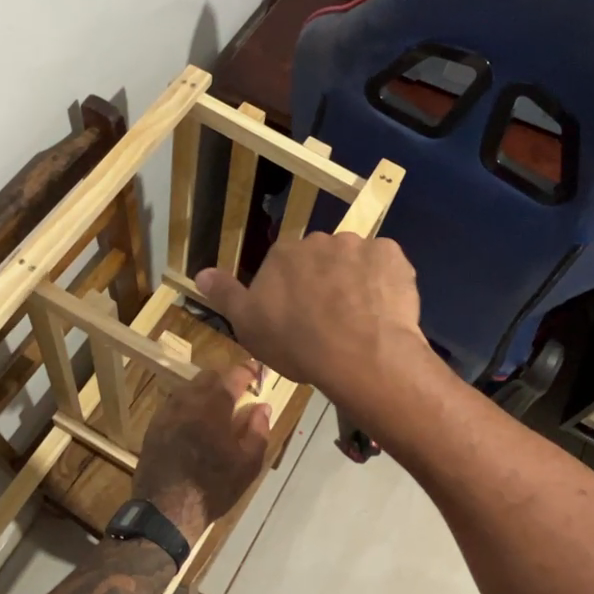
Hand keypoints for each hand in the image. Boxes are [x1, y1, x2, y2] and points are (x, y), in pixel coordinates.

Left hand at [132, 364, 271, 542]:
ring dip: (205, 393)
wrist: (167, 511)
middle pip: (208, 377)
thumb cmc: (213, 487)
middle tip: (239, 394)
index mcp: (213, 406)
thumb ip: (258, 430)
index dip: (248, 371)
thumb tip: (261, 407)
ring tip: (218, 410)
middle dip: (225, 380)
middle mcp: (187, 401)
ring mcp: (166, 412)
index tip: (258, 372)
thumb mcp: (247, 463)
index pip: (233, 376)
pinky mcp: (154, 426)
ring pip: (188, 389)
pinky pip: (175, 404)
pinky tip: (196, 424)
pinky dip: (189, 406)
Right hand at [194, 233, 429, 398]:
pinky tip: (383, 312)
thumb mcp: (248, 325)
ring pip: (356, 263)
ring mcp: (360, 245)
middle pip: (322, 260)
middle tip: (330, 322)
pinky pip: (387, 267)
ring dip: (356, 283)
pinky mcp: (394, 257)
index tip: (299, 319)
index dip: (292, 293)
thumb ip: (225, 295)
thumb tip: (200, 273)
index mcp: (283, 254)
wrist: (359, 353)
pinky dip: (386, 284)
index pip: (285, 266)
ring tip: (360, 322)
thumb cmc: (297, 343)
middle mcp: (320, 240)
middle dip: (325, 283)